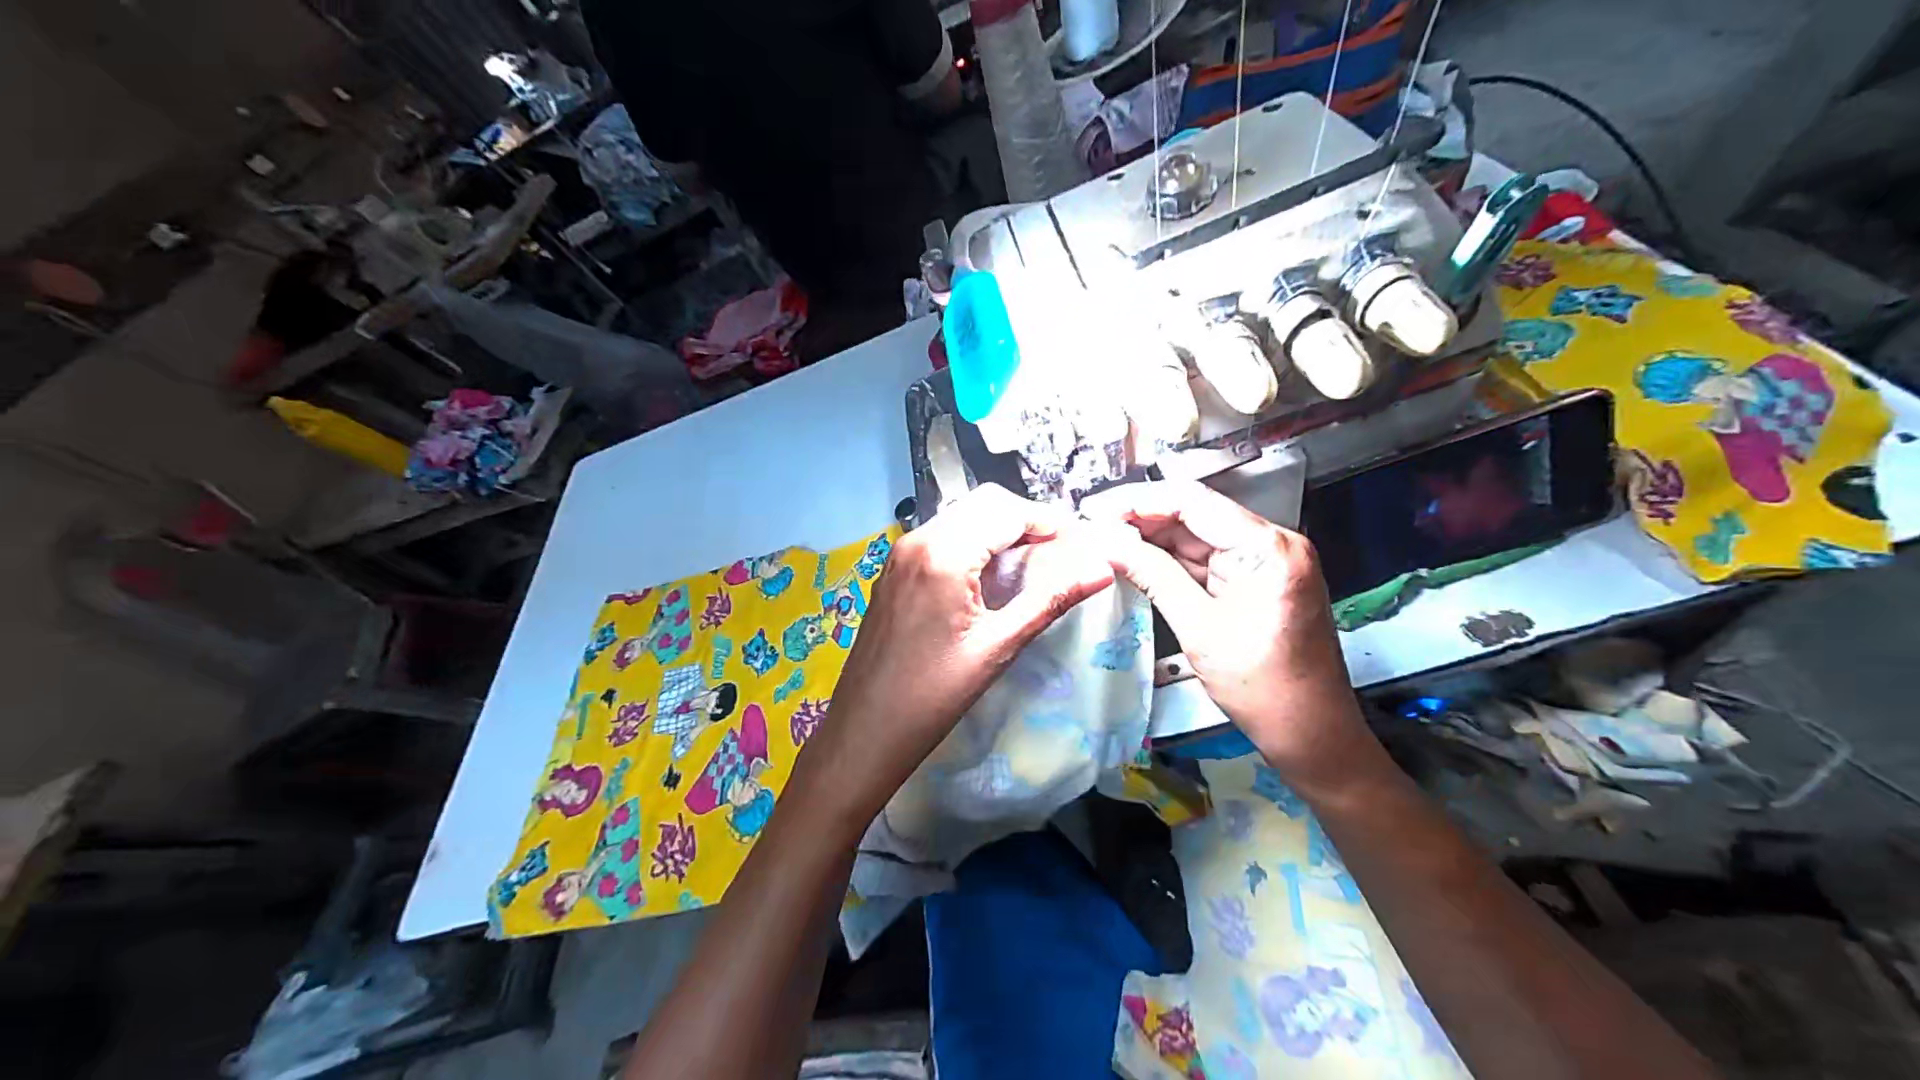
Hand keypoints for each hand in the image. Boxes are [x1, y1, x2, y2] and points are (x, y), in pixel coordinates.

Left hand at [796, 484, 1114, 825]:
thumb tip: (1101, 570)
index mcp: (942, 554)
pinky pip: (942, 536)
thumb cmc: (933, 695)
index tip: (1082, 541)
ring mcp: (900, 553)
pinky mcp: (894, 569)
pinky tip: (992, 574)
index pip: (1007, 512)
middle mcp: (917, 540)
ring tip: (1034, 562)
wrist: (866, 729)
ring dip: (1000, 529)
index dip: (1049, 521)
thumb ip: (1050, 599)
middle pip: (983, 504)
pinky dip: (973, 542)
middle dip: (1026, 520)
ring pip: (961, 516)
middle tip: (1061, 551)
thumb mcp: (998, 646)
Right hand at [1081, 480, 1375, 789]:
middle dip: (1143, 520)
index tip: (1101, 509)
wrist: (1310, 731)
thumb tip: (1112, 545)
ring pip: (1199, 536)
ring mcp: (1269, 561)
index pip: (1192, 502)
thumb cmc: (1266, 687)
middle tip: (1097, 527)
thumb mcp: (1197, 627)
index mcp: (1268, 548)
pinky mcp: (1260, 580)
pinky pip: (1209, 559)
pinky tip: (1140, 561)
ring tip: (1109, 542)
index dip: (1139, 501)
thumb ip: (1153, 575)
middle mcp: (1275, 544)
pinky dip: (1174, 561)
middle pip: (1195, 515)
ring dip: (1154, 540)